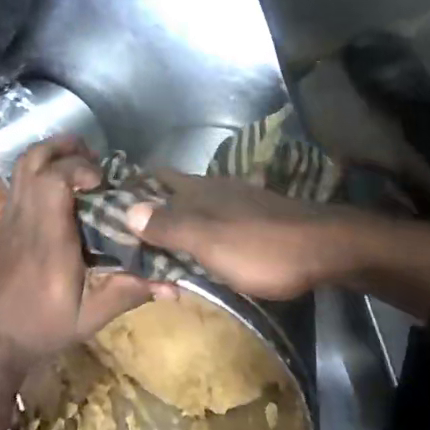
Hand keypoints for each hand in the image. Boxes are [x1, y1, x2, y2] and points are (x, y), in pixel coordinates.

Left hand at [0, 137, 164, 372]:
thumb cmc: (40, 329)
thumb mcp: (91, 317)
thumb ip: (129, 293)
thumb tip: (174, 285)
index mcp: (47, 236)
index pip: (52, 179)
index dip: (78, 166)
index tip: (102, 181)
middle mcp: (24, 219)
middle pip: (32, 159)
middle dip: (65, 148)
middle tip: (94, 161)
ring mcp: (8, 220)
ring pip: (22, 167)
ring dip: (52, 157)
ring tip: (81, 171)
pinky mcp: (2, 227)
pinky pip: (19, 184)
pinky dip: (42, 175)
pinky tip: (64, 197)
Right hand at [123, 170, 367, 299]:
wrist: (323, 247)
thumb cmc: (261, 247)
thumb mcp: (208, 241)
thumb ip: (169, 226)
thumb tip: (127, 207)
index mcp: (199, 191)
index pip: (156, 180)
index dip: (132, 191)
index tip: (106, 211)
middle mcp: (216, 188)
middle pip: (175, 192)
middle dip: (152, 209)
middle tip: (128, 240)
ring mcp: (239, 200)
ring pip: (197, 206)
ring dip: (178, 222)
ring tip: (159, 249)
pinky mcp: (257, 216)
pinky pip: (218, 220)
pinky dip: (203, 231)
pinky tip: (204, 248)